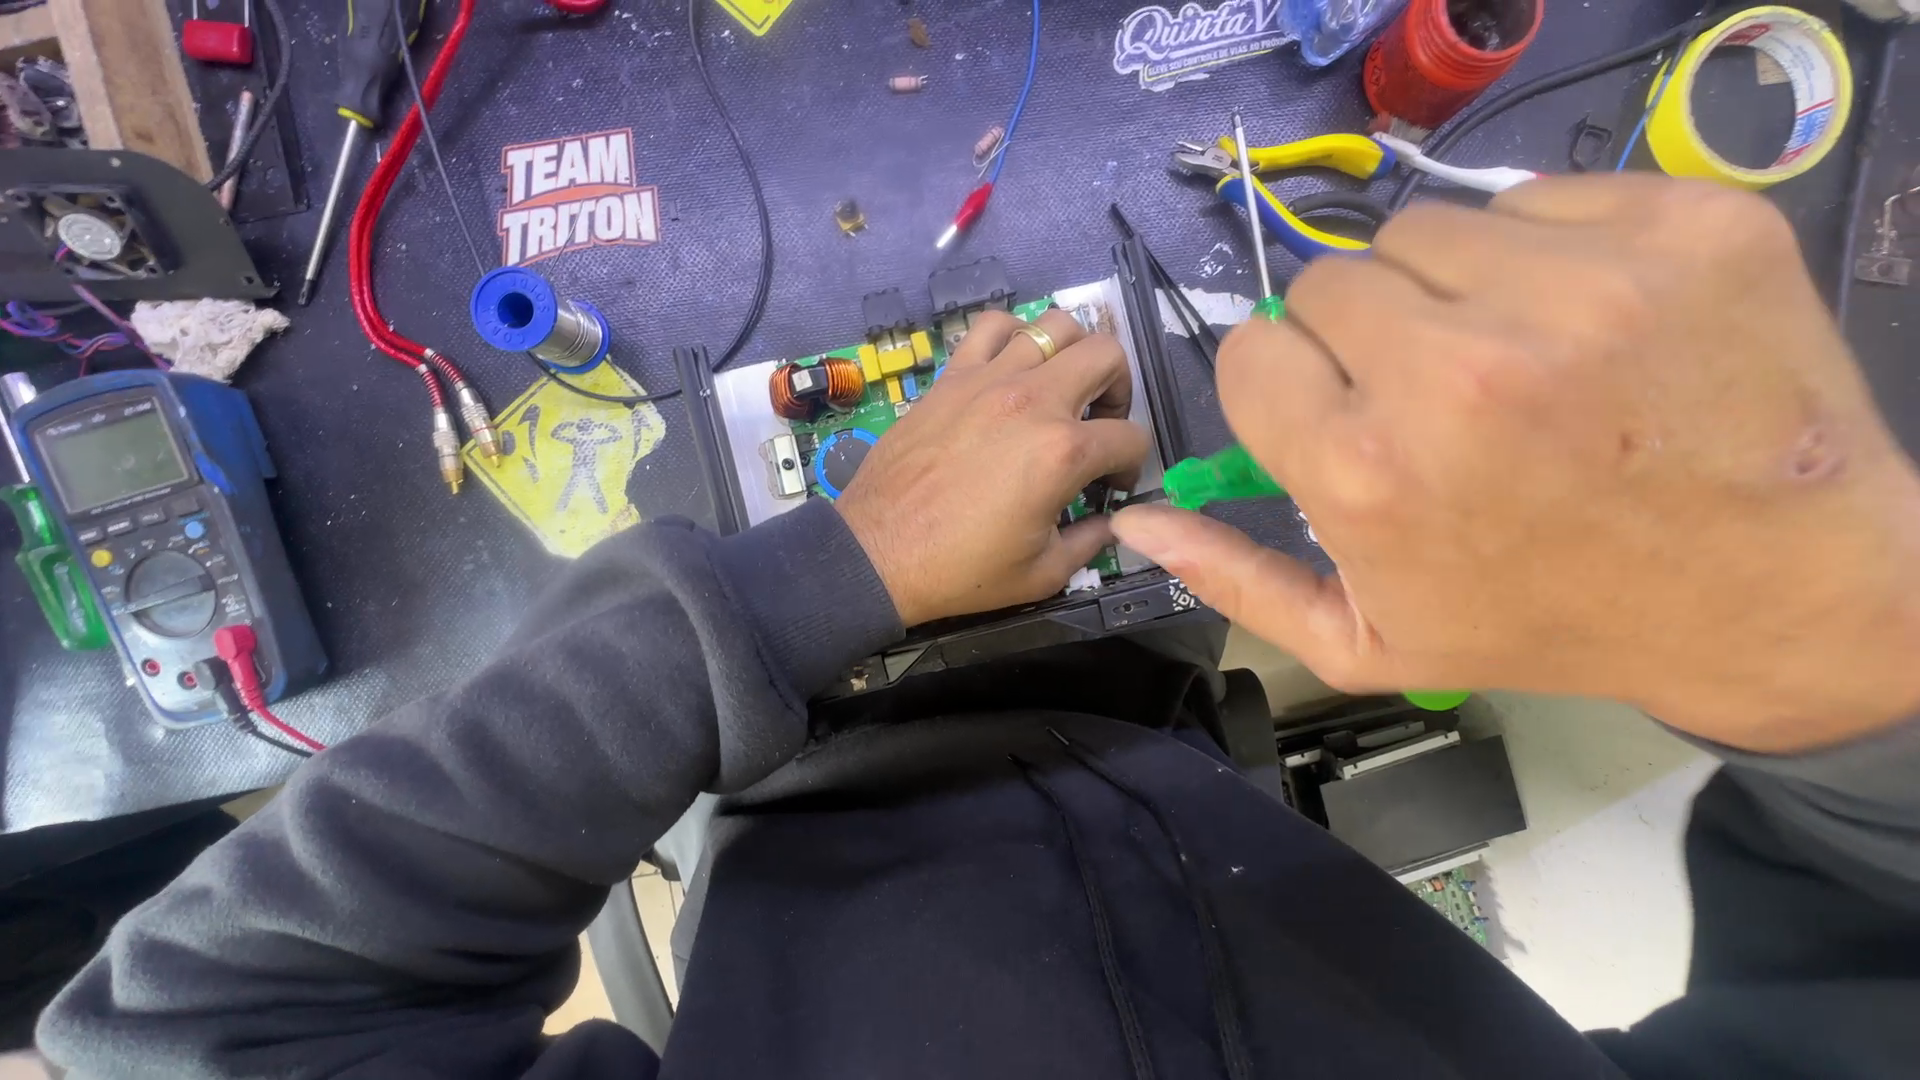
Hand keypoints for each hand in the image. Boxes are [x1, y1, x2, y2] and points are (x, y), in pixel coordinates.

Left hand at [836, 308, 1147, 627]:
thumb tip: (1114, 521)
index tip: (1108, 487)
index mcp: (1062, 452)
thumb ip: (1093, 540)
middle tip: (1097, 426)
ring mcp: (988, 380)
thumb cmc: (962, 570)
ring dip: (1072, 355)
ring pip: (1055, 325)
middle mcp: (1033, 401)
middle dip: (1118, 391)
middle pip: (1108, 355)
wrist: (881, 554)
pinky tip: (1011, 368)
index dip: (1130, 465)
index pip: (1130, 437)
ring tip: (1058, 391)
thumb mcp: (1044, 574)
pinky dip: (1013, 336)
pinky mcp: (952, 377)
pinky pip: (992, 326)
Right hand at [1113, 175, 1919, 750]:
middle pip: (1326, 282)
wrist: (1768, 597)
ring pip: (1420, 231)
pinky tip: (1575, 323)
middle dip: (1350, 335)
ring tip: (1492, 357)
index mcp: (1364, 469)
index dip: (1284, 381)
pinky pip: (1535, 200)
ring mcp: (1580, 290)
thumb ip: (1232, 579)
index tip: (1333, 412)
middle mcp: (1456, 371)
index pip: (1253, 348)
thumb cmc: (1532, 623)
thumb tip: (1138, 522)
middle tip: (1414, 390)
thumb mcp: (1359, 638)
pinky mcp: (1683, 229)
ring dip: (1432, 289)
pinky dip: (1533, 253)